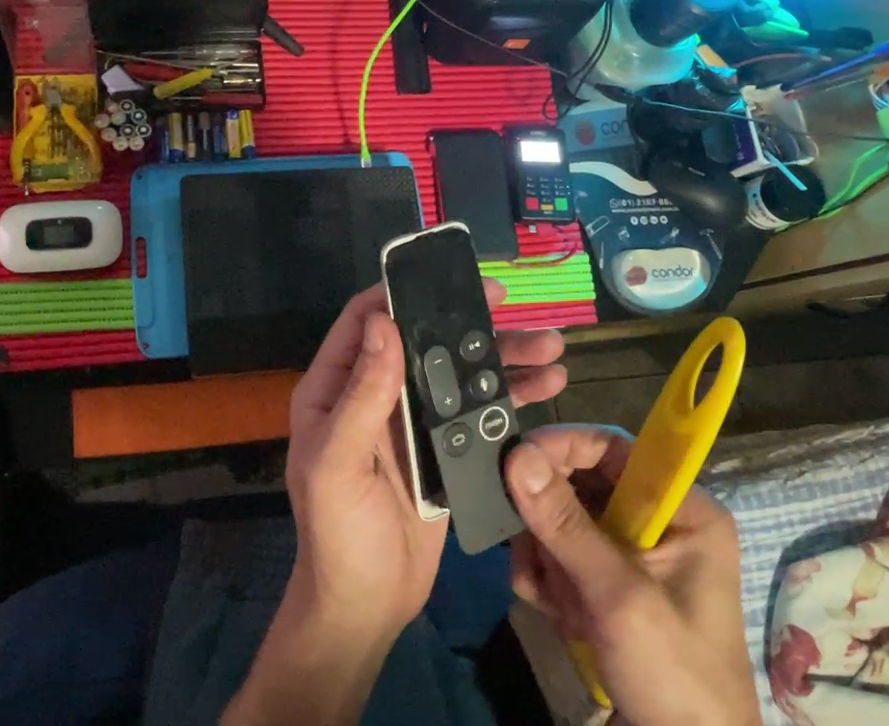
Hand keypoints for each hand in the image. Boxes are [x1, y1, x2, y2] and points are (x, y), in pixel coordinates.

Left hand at [223, 280, 565, 724]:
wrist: (365, 608)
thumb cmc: (337, 535)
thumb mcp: (336, 464)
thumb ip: (361, 396)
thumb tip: (383, 324)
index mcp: (335, 392)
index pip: (365, 324)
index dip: (404, 296)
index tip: (451, 280)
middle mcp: (373, 399)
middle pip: (423, 345)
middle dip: (470, 325)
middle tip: (518, 309)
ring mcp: (411, 428)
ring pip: (457, 377)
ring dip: (501, 361)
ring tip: (553, 352)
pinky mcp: (443, 456)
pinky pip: (476, 416)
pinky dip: (508, 400)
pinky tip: (547, 391)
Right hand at [506, 425, 759, 725]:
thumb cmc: (673, 674)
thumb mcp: (618, 596)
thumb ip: (566, 525)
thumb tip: (517, 455)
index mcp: (684, 510)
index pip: (613, 449)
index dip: (562, 448)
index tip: (512, 463)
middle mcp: (658, 522)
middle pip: (579, 485)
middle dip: (548, 521)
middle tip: (530, 552)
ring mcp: (632, 555)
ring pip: (561, 521)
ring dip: (544, 557)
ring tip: (551, 598)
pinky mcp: (610, 584)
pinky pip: (560, 556)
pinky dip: (548, 580)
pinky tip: (556, 613)